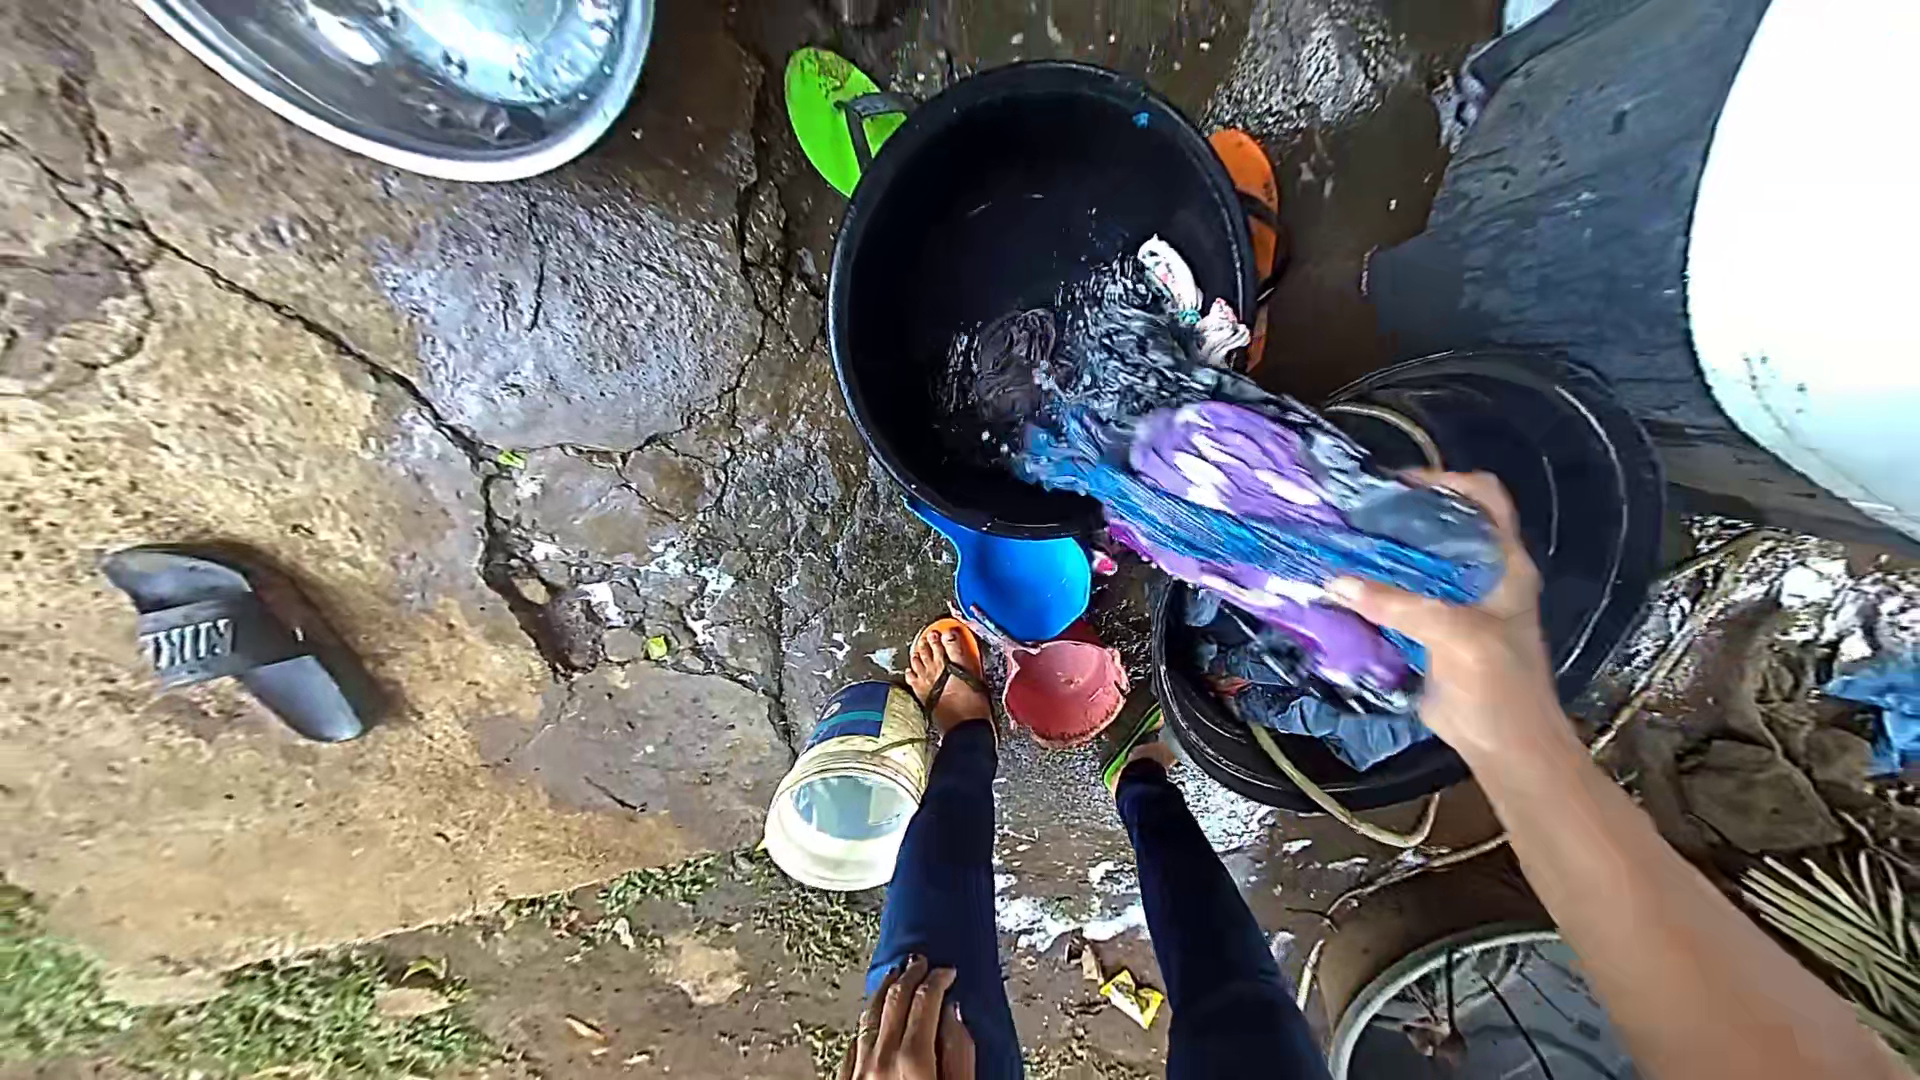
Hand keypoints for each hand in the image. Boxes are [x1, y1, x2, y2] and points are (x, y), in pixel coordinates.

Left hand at [841, 955, 974, 1079]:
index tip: (947, 971)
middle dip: (911, 974)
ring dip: (885, 990)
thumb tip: (955, 1014)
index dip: (938, 978)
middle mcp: (881, 1061)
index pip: (926, 999)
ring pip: (869, 1015)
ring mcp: (858, 1074)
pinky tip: (872, 1019)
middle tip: (921, 961)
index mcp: (913, 1062)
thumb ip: (959, 1055)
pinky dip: (866, 1024)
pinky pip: (852, 1044)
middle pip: (896, 998)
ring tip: (894, 975)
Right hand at [1325, 471, 1572, 766]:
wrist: (1502, 744)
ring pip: (1405, 560)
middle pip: (1433, 525)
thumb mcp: (1457, 637)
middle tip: (1345, 514)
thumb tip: (1334, 581)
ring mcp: (1446, 600)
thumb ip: (1399, 605)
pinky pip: (1387, 594)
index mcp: (1501, 564)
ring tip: (1330, 543)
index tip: (1391, 485)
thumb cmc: (1498, 685)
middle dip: (1390, 515)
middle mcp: (1472, 573)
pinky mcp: (1420, 624)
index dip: (1442, 481)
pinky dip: (1361, 586)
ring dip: (1369, 552)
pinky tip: (1333, 584)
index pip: (1482, 497)